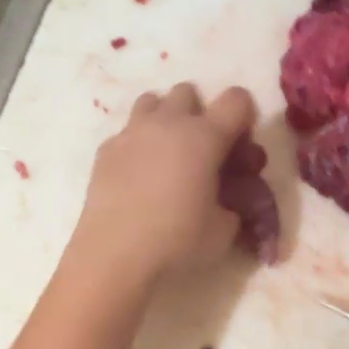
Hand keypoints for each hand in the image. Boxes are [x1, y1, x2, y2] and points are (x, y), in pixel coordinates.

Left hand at [65, 83, 257, 287]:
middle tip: (199, 153)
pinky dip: (136, 146)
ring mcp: (131, 134)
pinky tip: (136, 177)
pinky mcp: (104, 152)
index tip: (238, 149)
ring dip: (163, 120)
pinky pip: (125, 133)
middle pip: (188, 92)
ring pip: (152, 102)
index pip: (237, 100)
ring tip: (165, 156)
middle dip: (198, 115)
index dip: (244, 119)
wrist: (114, 256)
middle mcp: (167, 123)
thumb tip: (228, 202)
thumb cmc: (176, 242)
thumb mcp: (223, 231)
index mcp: (204, 136)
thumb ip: (233, 205)